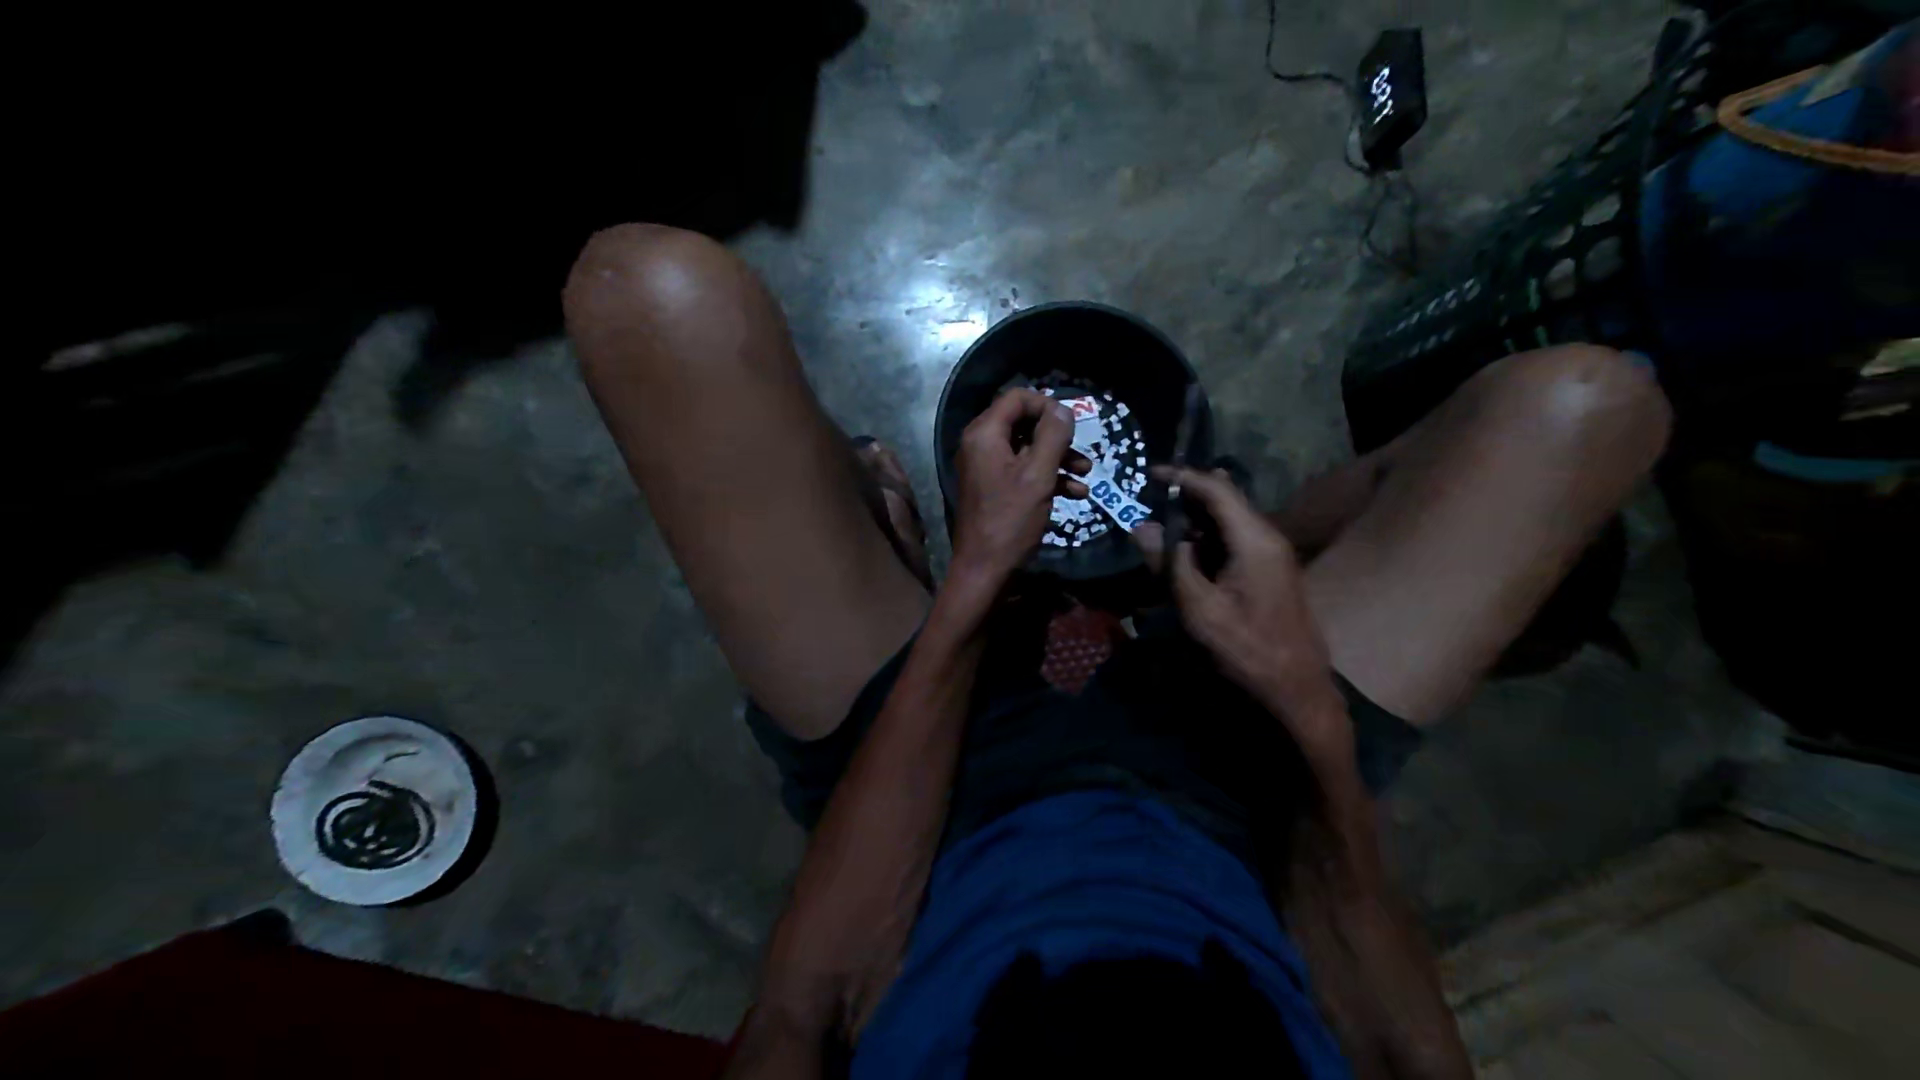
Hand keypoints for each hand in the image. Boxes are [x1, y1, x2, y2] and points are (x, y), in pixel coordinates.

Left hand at [950, 388, 1087, 585]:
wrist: (985, 569)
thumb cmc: (1010, 520)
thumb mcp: (1038, 475)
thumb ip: (1053, 436)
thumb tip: (1063, 409)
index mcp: (984, 434)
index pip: (1016, 398)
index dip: (1047, 405)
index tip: (1072, 423)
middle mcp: (980, 444)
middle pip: (1022, 422)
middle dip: (1056, 435)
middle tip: (1081, 449)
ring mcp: (985, 467)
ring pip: (1026, 448)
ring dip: (1057, 457)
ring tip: (1086, 472)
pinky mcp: (993, 487)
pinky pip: (1021, 470)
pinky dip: (1047, 476)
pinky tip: (1075, 493)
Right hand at [1135, 467, 1351, 764]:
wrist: (1296, 687)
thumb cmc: (1245, 647)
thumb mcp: (1197, 607)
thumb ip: (1170, 562)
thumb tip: (1143, 527)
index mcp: (1254, 539)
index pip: (1217, 489)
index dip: (1182, 477)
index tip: (1150, 473)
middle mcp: (1268, 537)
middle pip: (1226, 499)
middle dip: (1188, 494)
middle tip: (1150, 497)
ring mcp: (1274, 553)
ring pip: (1231, 519)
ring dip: (1197, 517)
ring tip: (1162, 521)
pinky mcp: (1271, 570)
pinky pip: (1237, 538)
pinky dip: (1210, 536)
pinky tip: (1188, 548)